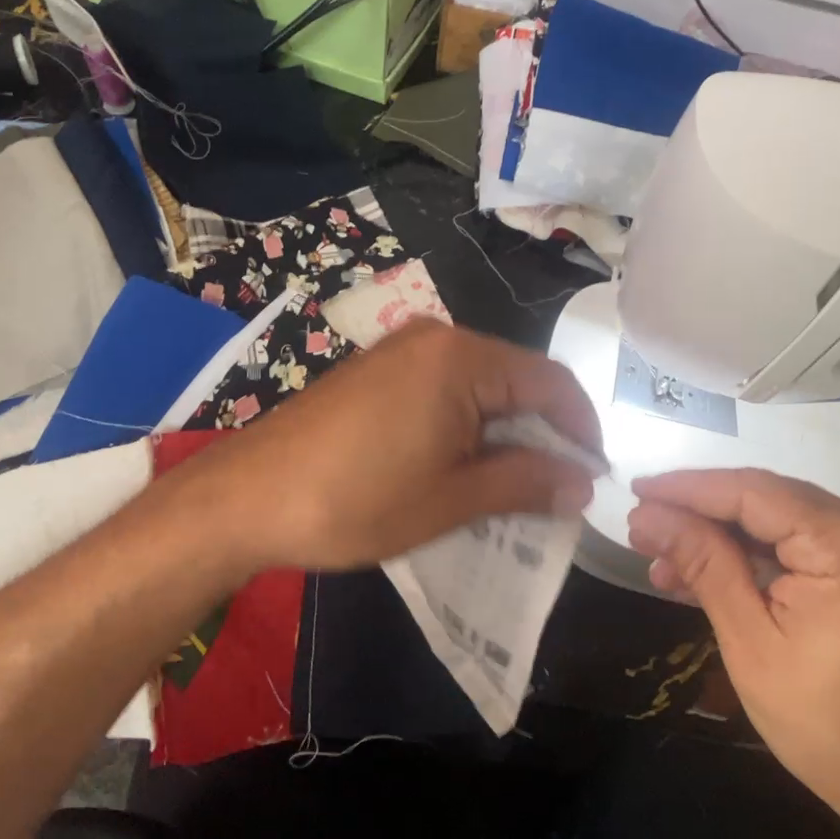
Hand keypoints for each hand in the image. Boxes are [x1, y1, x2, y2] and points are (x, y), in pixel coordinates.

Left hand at [166, 320, 601, 572]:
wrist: (246, 497)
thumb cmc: (357, 501)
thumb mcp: (452, 499)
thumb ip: (525, 482)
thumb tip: (582, 483)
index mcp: (462, 358)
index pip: (550, 381)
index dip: (581, 429)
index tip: (593, 477)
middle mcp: (435, 338)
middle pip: (515, 379)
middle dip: (540, 433)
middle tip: (554, 491)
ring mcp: (400, 350)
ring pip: (478, 386)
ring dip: (501, 432)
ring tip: (508, 487)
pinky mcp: (375, 370)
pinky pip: (442, 388)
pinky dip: (464, 424)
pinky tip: (458, 466)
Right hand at [628, 469, 839, 838]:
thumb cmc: (829, 724)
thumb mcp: (751, 642)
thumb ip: (703, 564)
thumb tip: (647, 514)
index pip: (755, 493)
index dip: (688, 489)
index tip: (636, 492)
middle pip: (768, 502)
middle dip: (699, 516)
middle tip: (642, 532)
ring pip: (780, 520)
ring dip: (722, 538)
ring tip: (662, 559)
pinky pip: (801, 542)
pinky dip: (756, 555)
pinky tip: (706, 571)